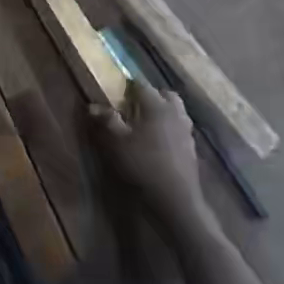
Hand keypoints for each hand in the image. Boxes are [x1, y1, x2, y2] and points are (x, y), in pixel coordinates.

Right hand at [92, 80, 207, 229]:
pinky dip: (170, 127)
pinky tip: (159, 142)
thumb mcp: (117, 142)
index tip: (118, 92)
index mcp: (155, 105)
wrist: (176, 198)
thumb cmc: (143, 164)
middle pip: (165, 94)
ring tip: (147, 123)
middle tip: (135, 105)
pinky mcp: (191, 147)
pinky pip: (180, 127)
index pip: (141, 84)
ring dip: (163, 111)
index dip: (128, 85)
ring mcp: (186, 130)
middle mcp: (174, 112)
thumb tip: (92, 105)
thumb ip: (106, 120)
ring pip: (176, 110)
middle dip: (151, 95)